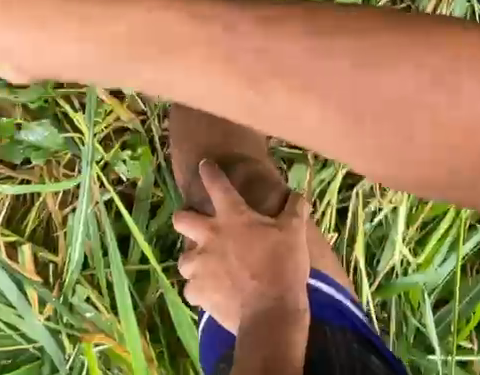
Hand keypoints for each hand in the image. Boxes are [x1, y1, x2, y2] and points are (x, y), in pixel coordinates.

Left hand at [172, 160, 311, 329]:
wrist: (270, 313)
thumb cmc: (283, 266)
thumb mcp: (294, 231)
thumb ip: (295, 208)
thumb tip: (298, 194)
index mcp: (232, 216)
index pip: (216, 184)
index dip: (209, 171)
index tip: (204, 165)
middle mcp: (209, 237)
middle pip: (181, 219)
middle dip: (185, 217)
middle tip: (196, 223)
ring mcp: (200, 266)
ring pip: (182, 258)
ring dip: (193, 258)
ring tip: (204, 264)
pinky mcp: (197, 293)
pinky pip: (191, 289)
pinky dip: (199, 289)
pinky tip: (210, 291)